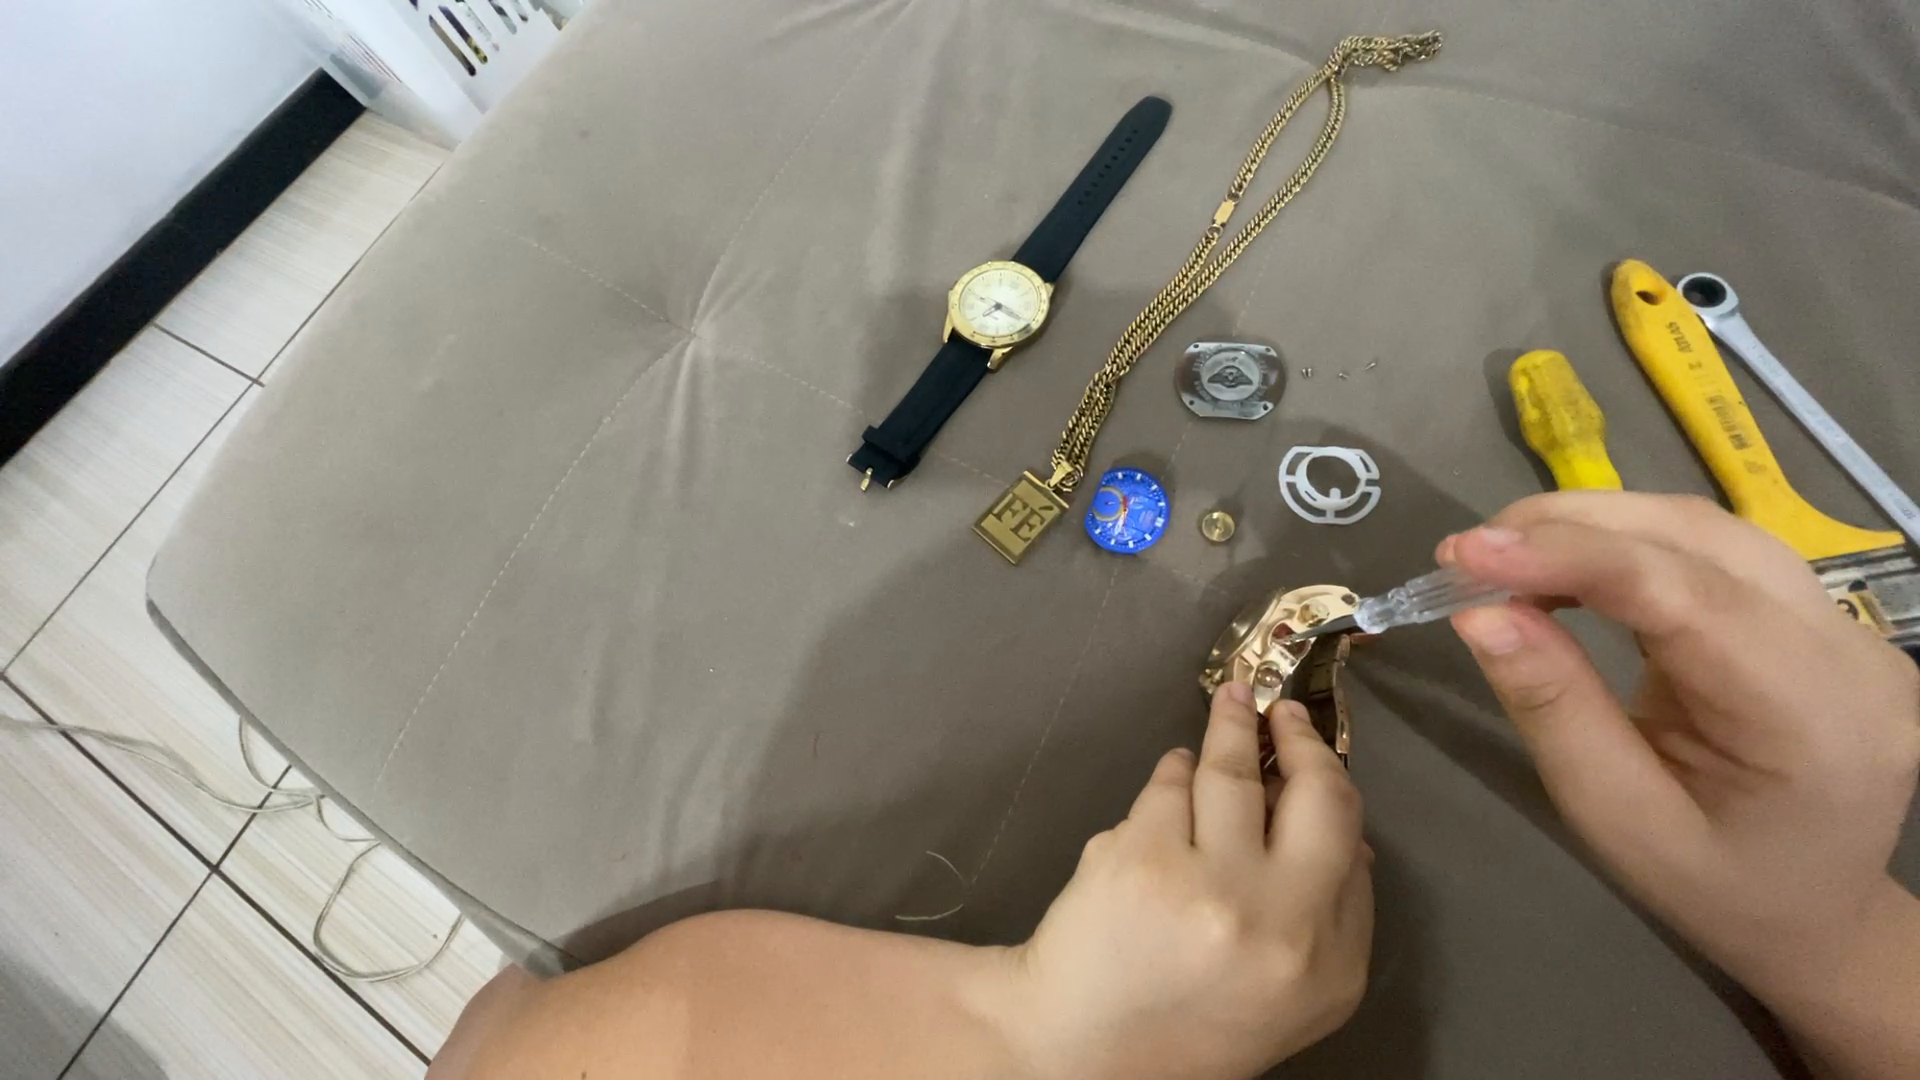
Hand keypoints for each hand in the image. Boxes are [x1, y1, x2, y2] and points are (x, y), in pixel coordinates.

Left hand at [993, 684, 1372, 1079]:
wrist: (1087, 1045)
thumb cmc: (1194, 1014)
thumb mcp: (1292, 994)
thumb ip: (1334, 916)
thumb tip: (1348, 834)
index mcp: (1329, 965)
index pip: (1348, 838)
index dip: (1327, 775)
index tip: (1309, 742)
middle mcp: (1278, 923)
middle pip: (1311, 794)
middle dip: (1294, 736)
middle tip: (1277, 705)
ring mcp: (1206, 886)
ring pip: (1228, 773)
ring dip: (1226, 729)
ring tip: (1227, 703)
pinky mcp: (1141, 858)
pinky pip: (1168, 784)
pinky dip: (1174, 769)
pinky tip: (1174, 771)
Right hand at [1440, 493, 1919, 1069]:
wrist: (1803, 905)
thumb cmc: (1703, 877)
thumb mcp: (1609, 809)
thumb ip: (1550, 705)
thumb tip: (1478, 615)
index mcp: (1816, 717)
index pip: (1687, 597)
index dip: (1568, 559)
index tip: (1462, 553)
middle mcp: (1846, 649)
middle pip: (1697, 538)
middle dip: (1565, 528)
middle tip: (1464, 556)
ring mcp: (1834, 622)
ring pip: (1695, 526)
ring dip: (1581, 525)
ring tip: (1494, 556)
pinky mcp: (1798, 610)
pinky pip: (1695, 546)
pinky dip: (1606, 540)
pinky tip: (1551, 566)